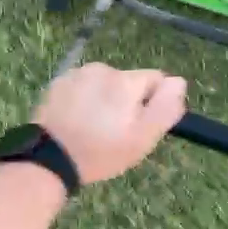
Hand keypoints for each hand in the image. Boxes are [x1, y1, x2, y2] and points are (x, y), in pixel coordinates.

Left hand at [32, 63, 186, 184]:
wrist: (49, 160)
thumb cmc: (101, 152)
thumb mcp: (142, 138)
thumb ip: (165, 107)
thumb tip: (178, 82)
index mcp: (124, 80)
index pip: (155, 79)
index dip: (152, 102)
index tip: (138, 125)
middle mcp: (100, 69)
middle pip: (127, 82)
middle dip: (126, 102)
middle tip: (114, 132)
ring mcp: (74, 74)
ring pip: (103, 84)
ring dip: (103, 100)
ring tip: (93, 129)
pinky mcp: (56, 84)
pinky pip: (81, 88)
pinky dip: (82, 100)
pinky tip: (75, 122)